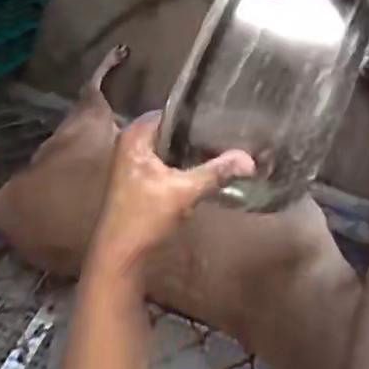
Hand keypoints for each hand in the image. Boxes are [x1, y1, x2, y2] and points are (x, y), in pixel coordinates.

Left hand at [86, 114, 253, 275]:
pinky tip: (209, 164)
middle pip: (175, 127)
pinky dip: (186, 161)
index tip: (227, 115)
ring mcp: (135, 159)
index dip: (200, 113)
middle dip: (200, 132)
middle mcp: (133, 140)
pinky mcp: (141, 176)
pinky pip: (169, 158)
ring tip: (227, 144)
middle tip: (233, 130)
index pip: (175, 110)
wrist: (118, 258)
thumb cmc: (143, 218)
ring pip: (173, 144)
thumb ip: (216, 172)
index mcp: (136, 134)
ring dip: (194, 148)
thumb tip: (251, 160)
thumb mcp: (183, 192)